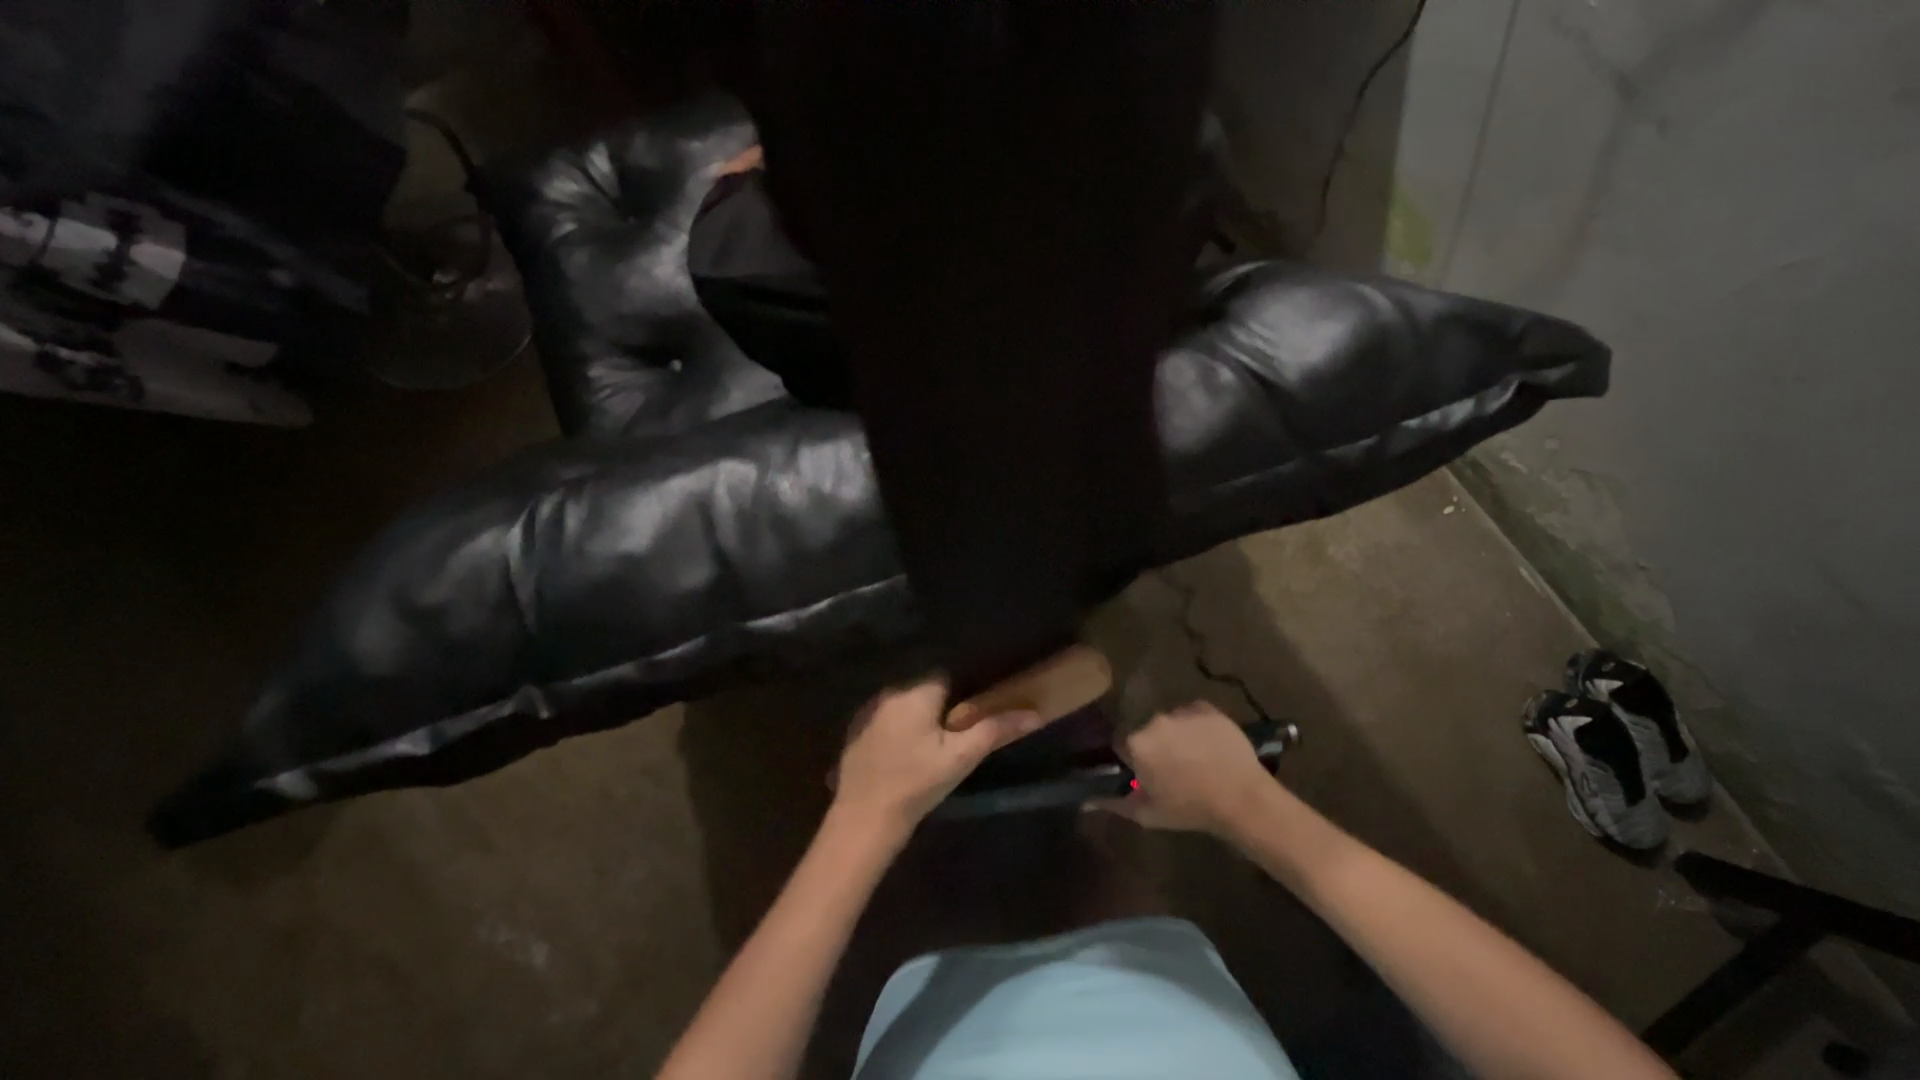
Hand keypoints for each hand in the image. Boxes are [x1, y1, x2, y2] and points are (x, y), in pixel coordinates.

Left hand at [832, 677, 1049, 834]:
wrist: (866, 817)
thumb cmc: (918, 783)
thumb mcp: (962, 757)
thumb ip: (995, 729)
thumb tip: (1034, 714)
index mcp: (916, 692)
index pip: (944, 677)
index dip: (959, 695)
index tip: (966, 718)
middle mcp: (889, 692)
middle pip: (921, 689)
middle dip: (936, 706)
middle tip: (949, 737)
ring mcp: (867, 711)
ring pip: (901, 703)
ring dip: (913, 717)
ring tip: (924, 746)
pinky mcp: (854, 730)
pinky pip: (883, 718)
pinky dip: (893, 729)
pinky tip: (899, 754)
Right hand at [1085, 701, 1276, 834]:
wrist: (1241, 799)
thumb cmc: (1190, 809)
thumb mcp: (1147, 813)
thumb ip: (1113, 803)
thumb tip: (1085, 801)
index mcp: (1136, 743)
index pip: (1121, 743)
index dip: (1132, 759)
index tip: (1144, 773)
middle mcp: (1154, 720)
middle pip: (1146, 731)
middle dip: (1154, 746)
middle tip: (1172, 769)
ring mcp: (1182, 711)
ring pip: (1169, 722)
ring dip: (1175, 735)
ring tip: (1194, 758)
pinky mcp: (1207, 708)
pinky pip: (1193, 714)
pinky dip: (1196, 726)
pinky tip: (1208, 746)